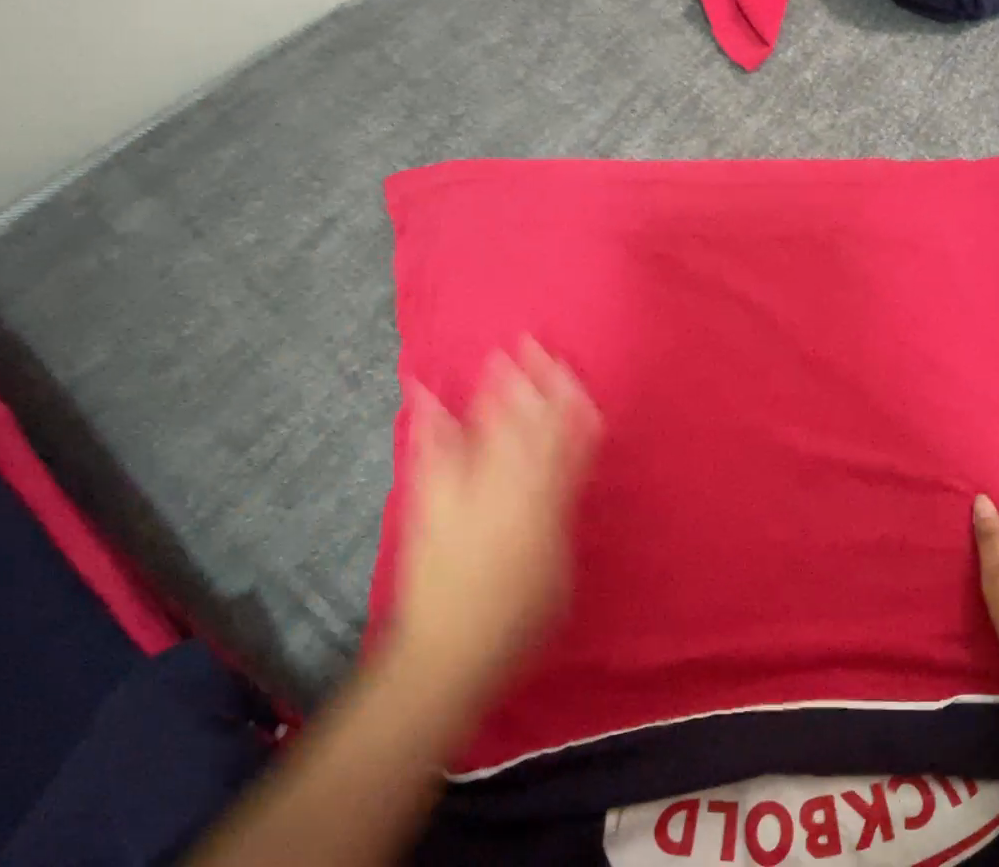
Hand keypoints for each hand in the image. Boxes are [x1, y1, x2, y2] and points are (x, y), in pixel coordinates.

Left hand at [393, 339, 599, 698]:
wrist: (449, 653)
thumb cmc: (519, 621)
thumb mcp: (559, 568)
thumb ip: (560, 514)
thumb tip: (565, 476)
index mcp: (544, 507)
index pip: (563, 445)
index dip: (570, 407)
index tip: (574, 374)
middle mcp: (505, 492)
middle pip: (525, 429)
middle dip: (534, 387)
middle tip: (536, 347)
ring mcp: (463, 495)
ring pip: (484, 434)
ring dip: (493, 394)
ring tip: (499, 357)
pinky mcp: (429, 505)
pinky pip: (430, 456)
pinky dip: (428, 422)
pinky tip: (424, 390)